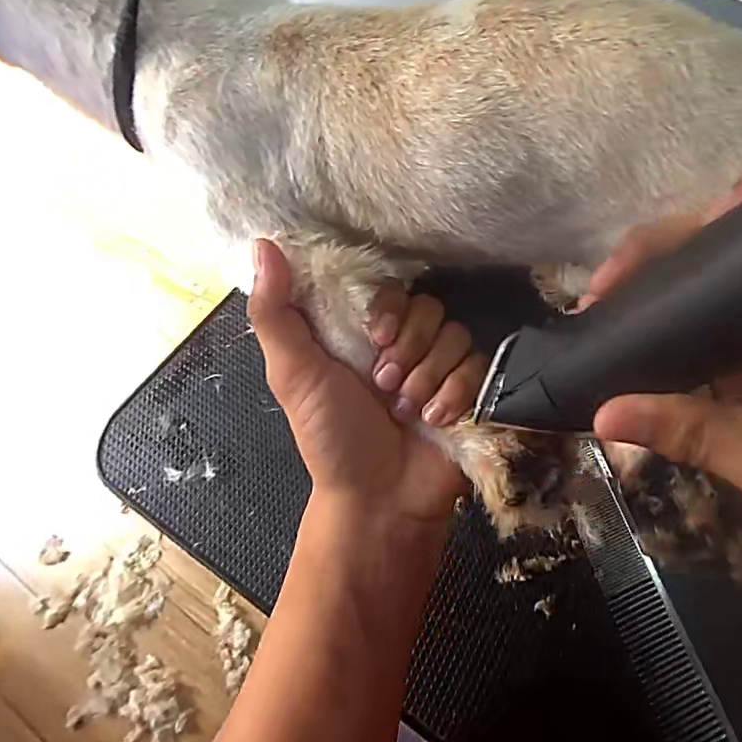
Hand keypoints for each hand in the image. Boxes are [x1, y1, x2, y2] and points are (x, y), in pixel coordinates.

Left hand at [248, 239, 473, 526]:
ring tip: (407, 411)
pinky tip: (435, 419)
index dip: (390, 310)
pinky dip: (455, 394)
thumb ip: (276, 313)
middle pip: (432, 310)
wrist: (379, 497)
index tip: (375, 340)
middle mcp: (408, 343)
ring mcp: (442, 367)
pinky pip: (478, 366)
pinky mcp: (471, 388)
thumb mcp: (294, 375)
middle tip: (385, 388)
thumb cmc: (331, 437)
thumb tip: (263, 245)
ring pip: (457, 336)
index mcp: (366, 334)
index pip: (395, 289)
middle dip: (409, 352)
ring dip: (429, 378)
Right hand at [587, 166, 741, 566]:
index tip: (689, 231)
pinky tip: (627, 311)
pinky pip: (714, 308)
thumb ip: (698, 433)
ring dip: (668, 272)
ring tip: (608, 286)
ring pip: (725, 269)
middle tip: (618, 270)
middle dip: (682, 245)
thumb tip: (604, 413)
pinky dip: (674, 309)